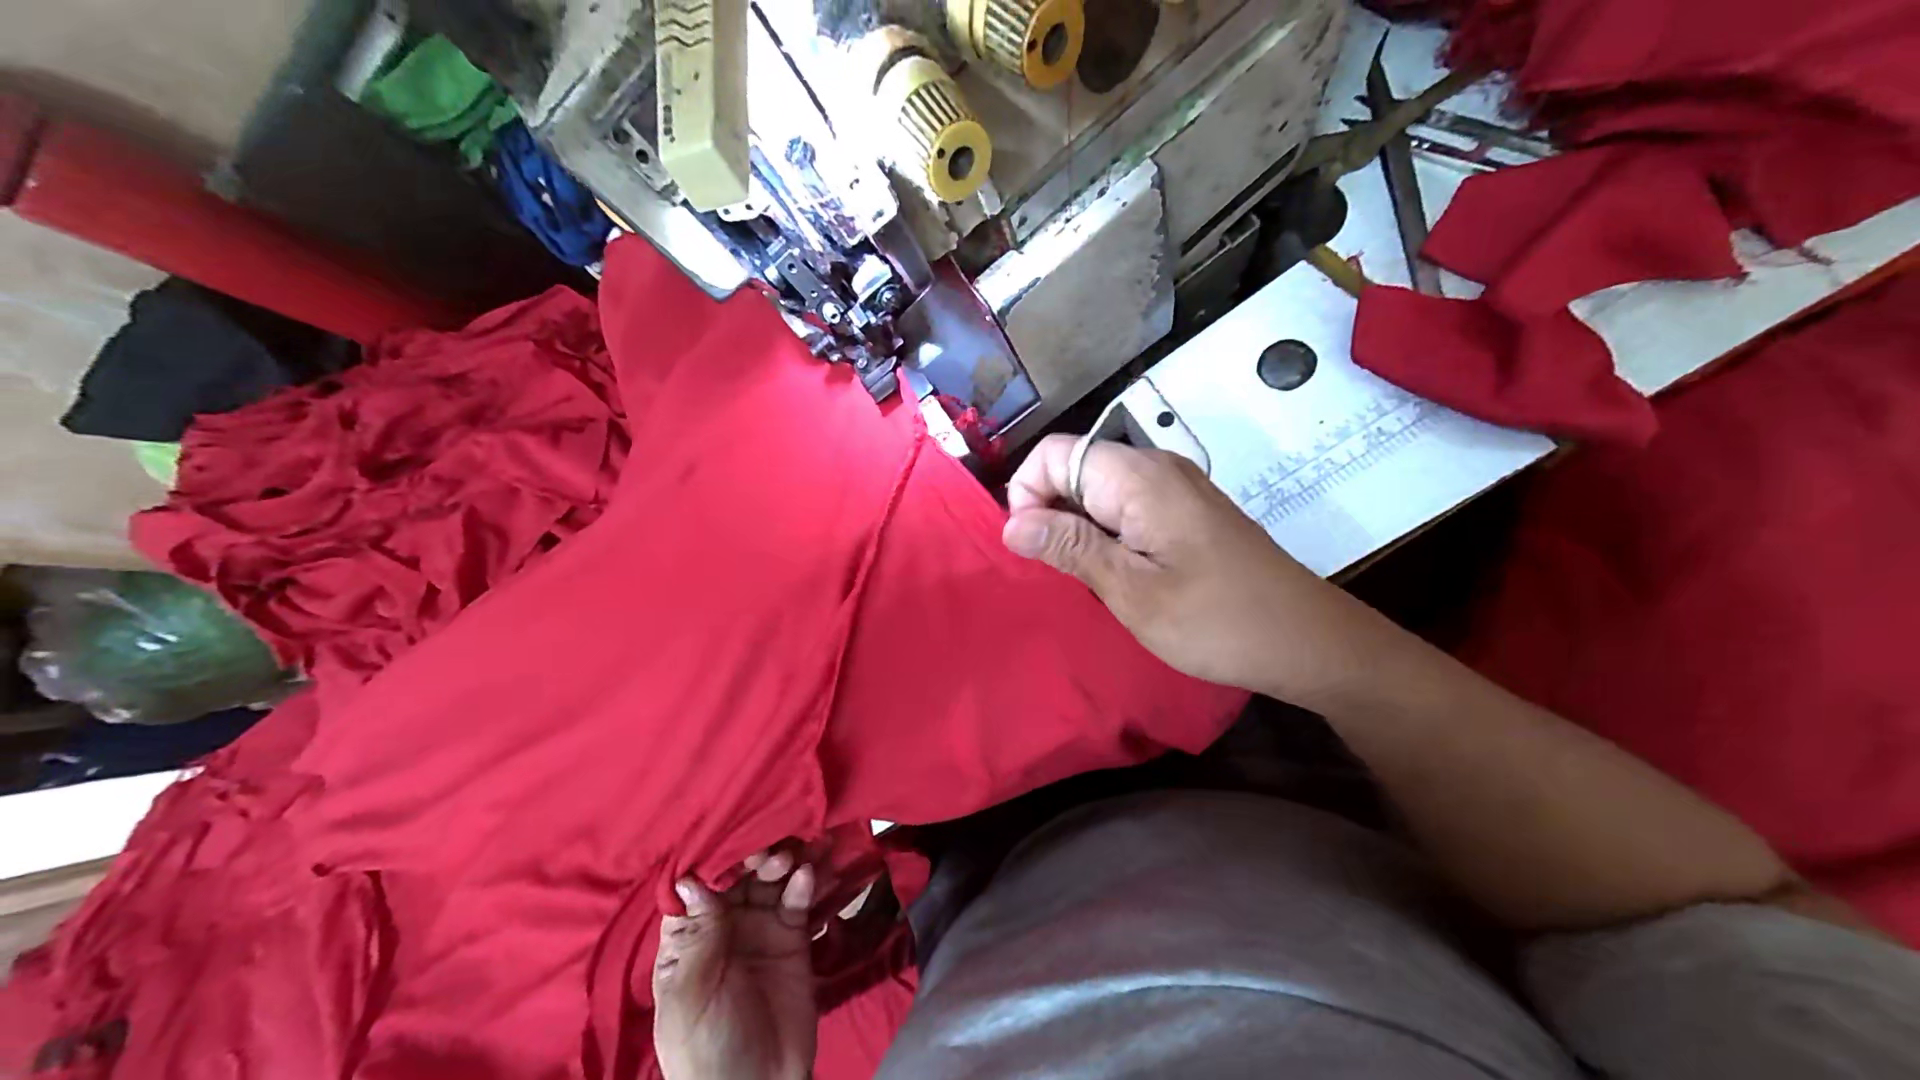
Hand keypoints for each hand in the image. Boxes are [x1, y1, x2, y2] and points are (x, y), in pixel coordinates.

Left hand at [653, 851, 817, 1079]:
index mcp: (688, 937)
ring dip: (784, 863)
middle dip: (755, 857)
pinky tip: (808, 876)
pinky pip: (798, 902)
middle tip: (773, 855)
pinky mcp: (793, 938)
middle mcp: (724, 925)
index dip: (715, 860)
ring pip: (771, 882)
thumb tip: (691, 879)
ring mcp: (760, 929)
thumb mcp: (688, 998)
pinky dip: (804, 885)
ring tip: (795, 856)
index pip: (698, 886)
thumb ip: (697, 937)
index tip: (734, 838)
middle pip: (739, 876)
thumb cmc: (705, 1050)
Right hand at [1002, 434, 1405, 706]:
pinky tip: (1120, 574)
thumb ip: (1069, 547)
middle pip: (1074, 468)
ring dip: (1078, 529)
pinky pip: (1125, 506)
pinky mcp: (1186, 510)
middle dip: (1051, 514)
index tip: (1035, 550)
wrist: (1306, 640)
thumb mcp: (1132, 590)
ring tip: (1092, 580)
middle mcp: (1156, 467)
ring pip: (1097, 490)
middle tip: (1064, 574)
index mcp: (1138, 478)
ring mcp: (1175, 487)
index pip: (1053, 454)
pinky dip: (1106, 534)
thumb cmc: (1216, 621)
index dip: (1028, 495)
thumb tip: (1010, 523)